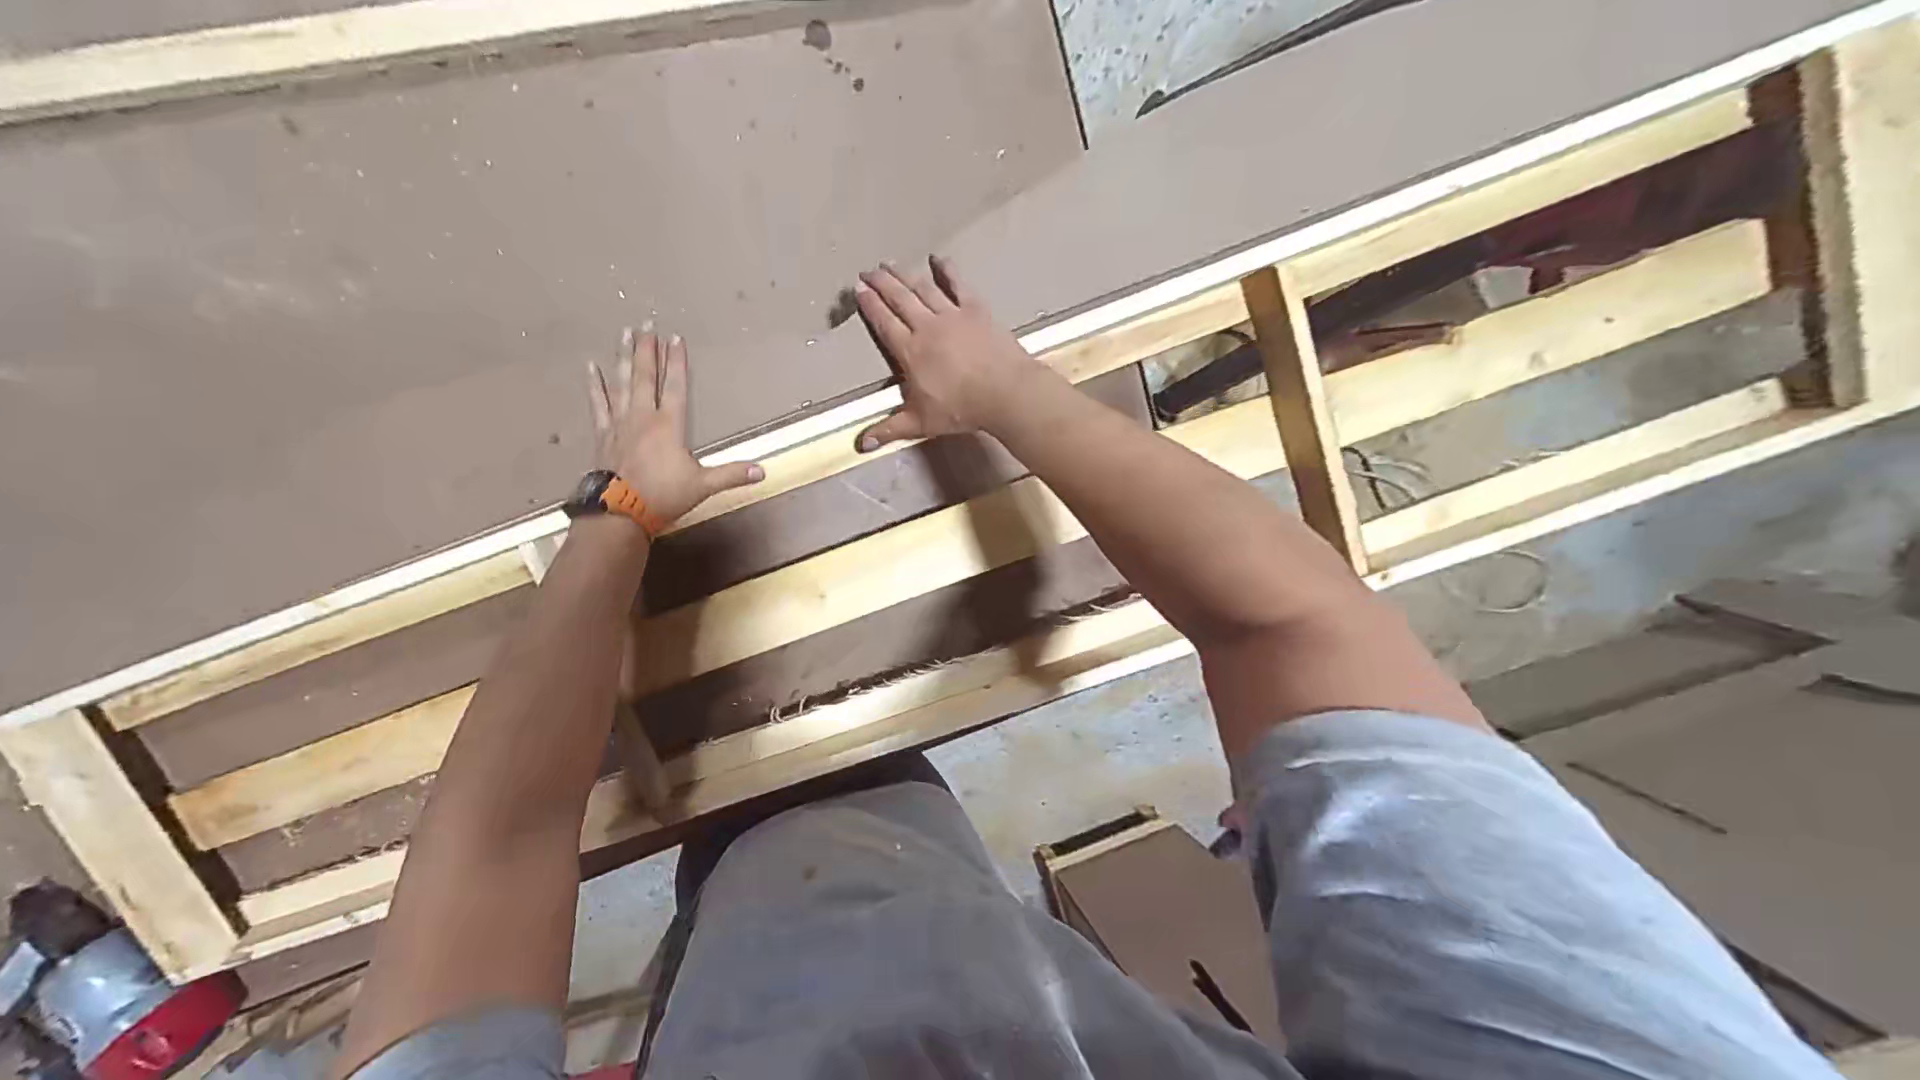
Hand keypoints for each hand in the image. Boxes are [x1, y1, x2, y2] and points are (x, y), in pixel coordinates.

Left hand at [587, 327, 763, 529]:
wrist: (620, 511)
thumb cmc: (664, 496)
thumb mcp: (703, 486)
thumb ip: (732, 475)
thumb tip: (763, 471)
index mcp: (669, 425)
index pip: (675, 387)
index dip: (677, 362)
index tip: (676, 338)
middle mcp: (643, 417)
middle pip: (646, 377)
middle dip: (648, 351)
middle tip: (646, 325)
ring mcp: (620, 423)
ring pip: (622, 383)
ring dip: (625, 358)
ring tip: (625, 335)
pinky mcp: (603, 434)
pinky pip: (598, 403)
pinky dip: (594, 385)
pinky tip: (590, 367)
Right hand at [853, 256, 1043, 450]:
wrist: (1005, 392)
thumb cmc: (961, 409)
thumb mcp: (920, 423)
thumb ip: (889, 428)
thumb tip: (861, 445)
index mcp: (910, 351)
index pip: (884, 323)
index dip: (870, 305)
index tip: (858, 290)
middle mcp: (927, 326)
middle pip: (899, 299)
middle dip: (881, 283)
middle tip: (868, 271)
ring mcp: (952, 315)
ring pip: (922, 288)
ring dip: (905, 275)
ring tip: (891, 264)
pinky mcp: (976, 310)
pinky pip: (958, 284)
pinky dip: (946, 270)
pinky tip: (938, 259)